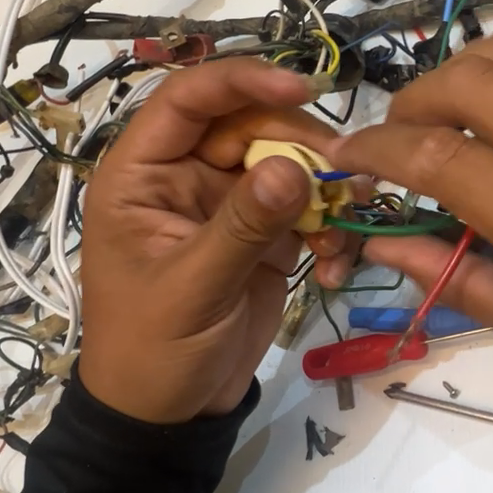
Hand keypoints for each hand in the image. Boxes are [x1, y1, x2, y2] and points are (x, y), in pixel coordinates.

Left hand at [79, 60, 350, 422]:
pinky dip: (330, 233)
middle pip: (254, 127)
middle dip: (304, 146)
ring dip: (326, 190)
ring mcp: (232, 205)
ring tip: (347, 225)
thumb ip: (242, 226)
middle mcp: (188, 177)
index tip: (303, 89)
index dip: (243, 82)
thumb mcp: (193, 288)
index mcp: (144, 174)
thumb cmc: (154, 348)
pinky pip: (308, 211)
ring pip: (290, 165)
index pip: (189, 100)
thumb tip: (295, 167)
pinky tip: (334, 268)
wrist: (174, 410)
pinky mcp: (266, 236)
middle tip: (347, 175)